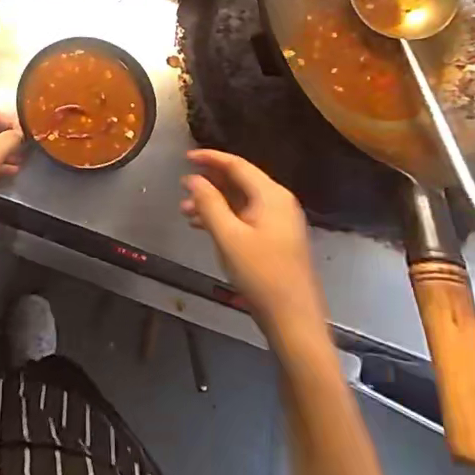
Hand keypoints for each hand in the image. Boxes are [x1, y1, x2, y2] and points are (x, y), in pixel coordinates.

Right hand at [181, 149, 326, 340]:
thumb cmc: (260, 274)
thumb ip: (209, 203)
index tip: (185, 157)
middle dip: (209, 182)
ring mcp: (280, 222)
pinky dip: (224, 217)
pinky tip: (203, 227)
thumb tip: (193, 179)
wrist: (293, 318)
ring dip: (213, 202)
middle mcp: (279, 203)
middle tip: (182, 187)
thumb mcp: (228, 237)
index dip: (210, 158)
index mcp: (272, 196)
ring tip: (185, 211)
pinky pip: (246, 217)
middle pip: (240, 181)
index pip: (238, 165)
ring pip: (241, 201)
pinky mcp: (276, 239)